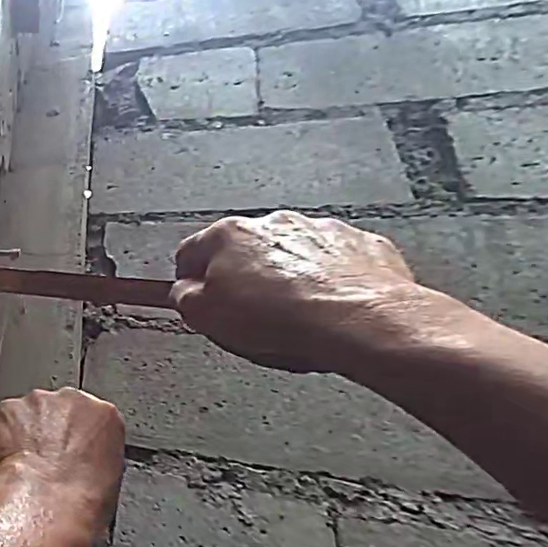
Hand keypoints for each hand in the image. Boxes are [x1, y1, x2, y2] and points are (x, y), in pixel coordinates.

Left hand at [0, 388, 123, 546]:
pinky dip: (0, 439)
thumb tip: (82, 463)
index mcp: (103, 414)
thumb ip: (95, 454)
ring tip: (23, 467)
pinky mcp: (7, 409)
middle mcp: (71, 399)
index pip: (90, 416)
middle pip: (56, 409)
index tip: (67, 451)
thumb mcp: (110, 477)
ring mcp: (37, 402)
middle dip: (48, 430)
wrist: (49, 506)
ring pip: (26, 413)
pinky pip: (1, 422)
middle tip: (43, 461)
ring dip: (23, 434)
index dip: (75, 436)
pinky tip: (5, 464)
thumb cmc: (80, 502)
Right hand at [171, 211, 436, 373]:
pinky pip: (334, 263)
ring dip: (287, 279)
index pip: (191, 253)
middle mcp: (273, 224)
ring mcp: (318, 232)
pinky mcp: (358, 246)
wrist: (362, 322)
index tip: (197, 299)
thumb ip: (185, 298)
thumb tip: (184, 292)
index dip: (190, 281)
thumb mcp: (207, 317)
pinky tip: (328, 309)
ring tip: (294, 317)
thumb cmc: (287, 319)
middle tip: (250, 316)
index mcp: (229, 235)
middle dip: (243, 280)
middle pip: (243, 252)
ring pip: (290, 255)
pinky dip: (329, 281)